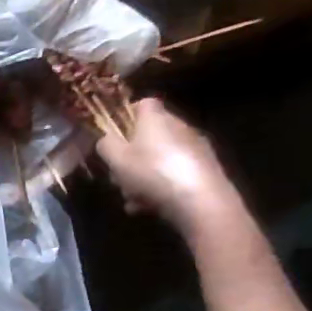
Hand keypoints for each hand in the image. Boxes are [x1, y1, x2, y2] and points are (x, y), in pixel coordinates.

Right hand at [94, 98, 241, 235]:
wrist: (200, 200)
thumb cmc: (152, 172)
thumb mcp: (116, 159)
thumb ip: (106, 145)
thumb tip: (107, 139)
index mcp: (156, 118)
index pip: (143, 103)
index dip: (126, 115)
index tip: (114, 135)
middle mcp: (178, 127)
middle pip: (149, 135)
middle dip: (131, 157)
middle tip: (118, 176)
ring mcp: (194, 148)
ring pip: (159, 158)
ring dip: (142, 177)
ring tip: (132, 199)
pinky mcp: (205, 169)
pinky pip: (174, 174)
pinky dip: (160, 187)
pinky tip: (148, 207)